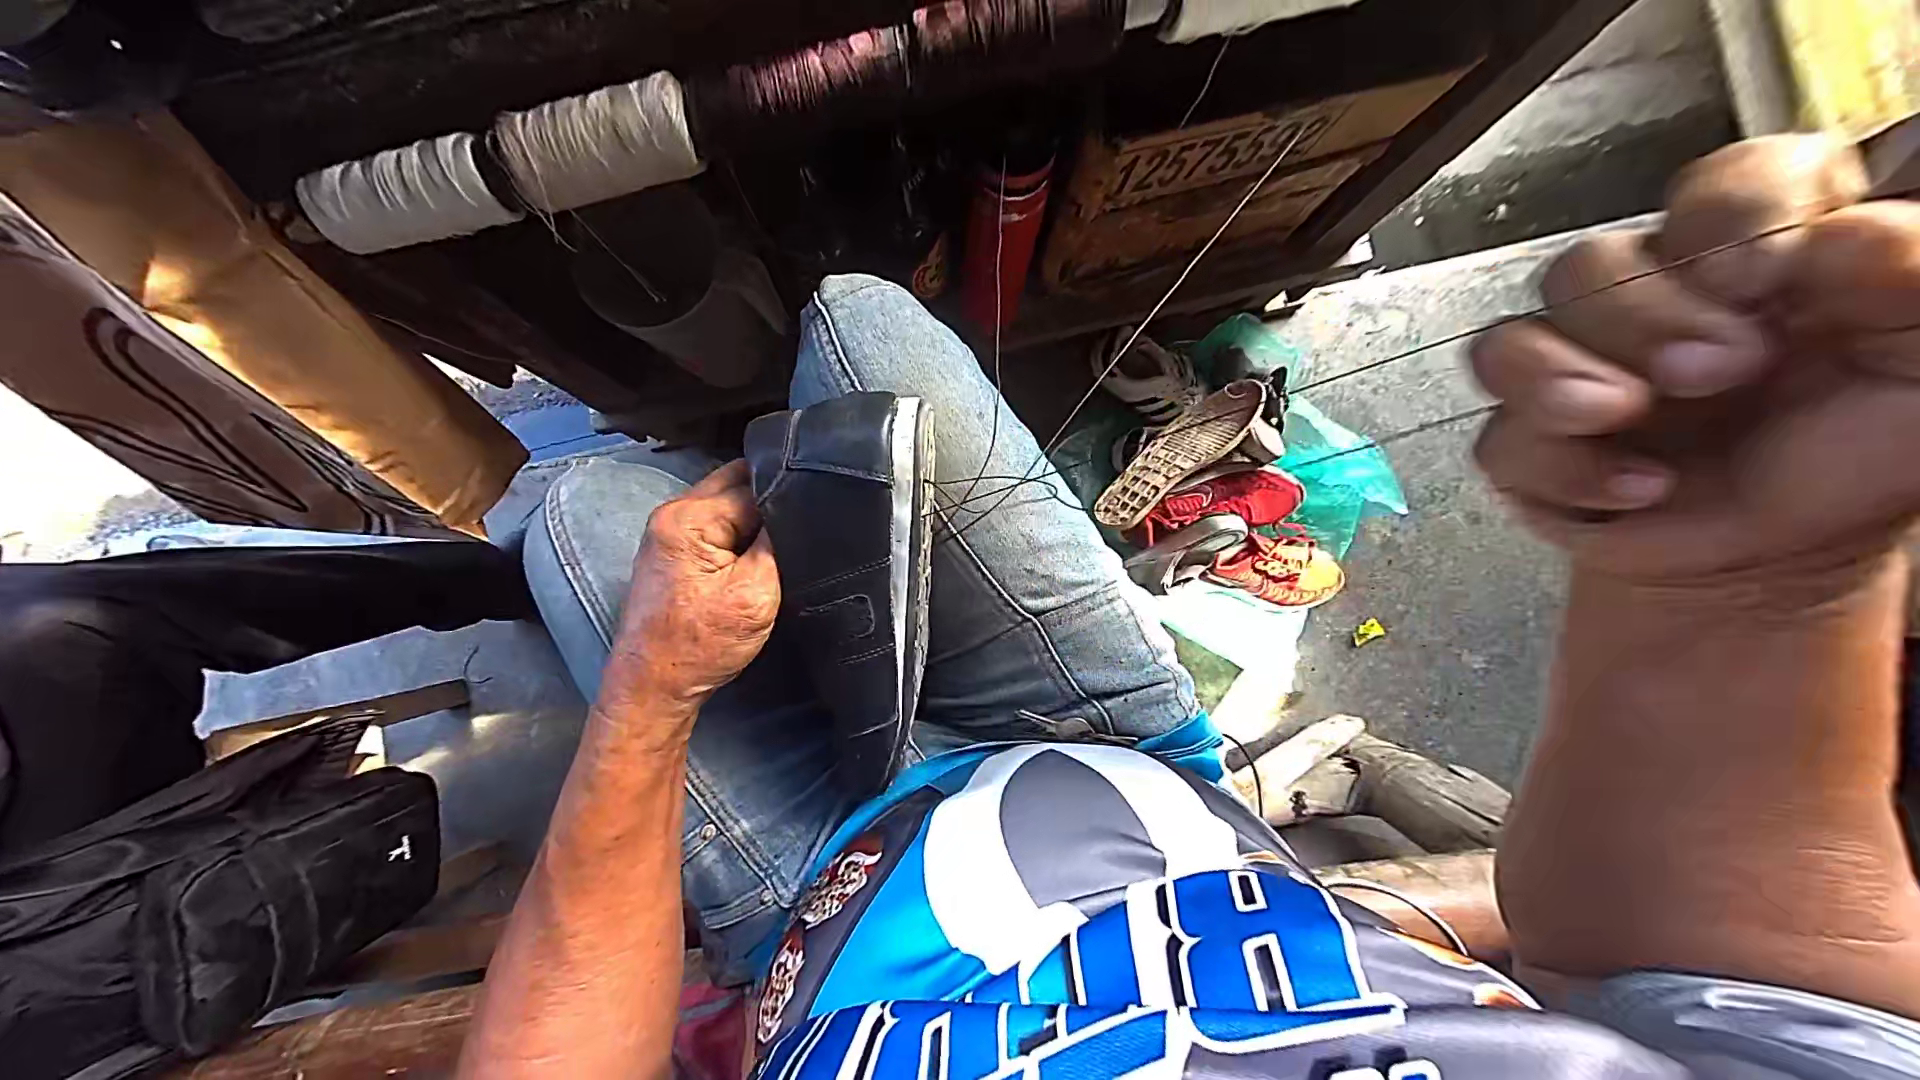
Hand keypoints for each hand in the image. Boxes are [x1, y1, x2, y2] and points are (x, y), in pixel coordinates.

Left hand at [597, 461, 778, 728]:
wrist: (654, 685)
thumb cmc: (701, 645)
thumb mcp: (757, 592)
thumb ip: (776, 542)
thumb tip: (792, 509)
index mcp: (690, 517)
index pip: (755, 485)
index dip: (788, 502)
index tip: (810, 521)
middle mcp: (673, 513)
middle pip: (737, 483)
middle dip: (771, 501)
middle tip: (796, 531)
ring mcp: (670, 531)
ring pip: (729, 502)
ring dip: (756, 519)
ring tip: (779, 546)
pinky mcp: (675, 550)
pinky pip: (718, 523)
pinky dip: (740, 532)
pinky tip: (756, 555)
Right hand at [1469, 134, 1919, 591]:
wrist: (1778, 550)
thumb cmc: (1865, 449)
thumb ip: (1916, 276)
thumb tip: (1841, 236)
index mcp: (1750, 257)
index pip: (1719, 183)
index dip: (1726, 212)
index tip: (1759, 275)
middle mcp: (1642, 305)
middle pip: (1583, 267)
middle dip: (1641, 318)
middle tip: (1719, 373)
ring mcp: (1563, 374)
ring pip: (1504, 344)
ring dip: (1558, 382)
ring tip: (1625, 419)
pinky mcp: (1520, 442)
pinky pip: (1499, 440)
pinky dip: (1562, 467)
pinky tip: (1634, 488)